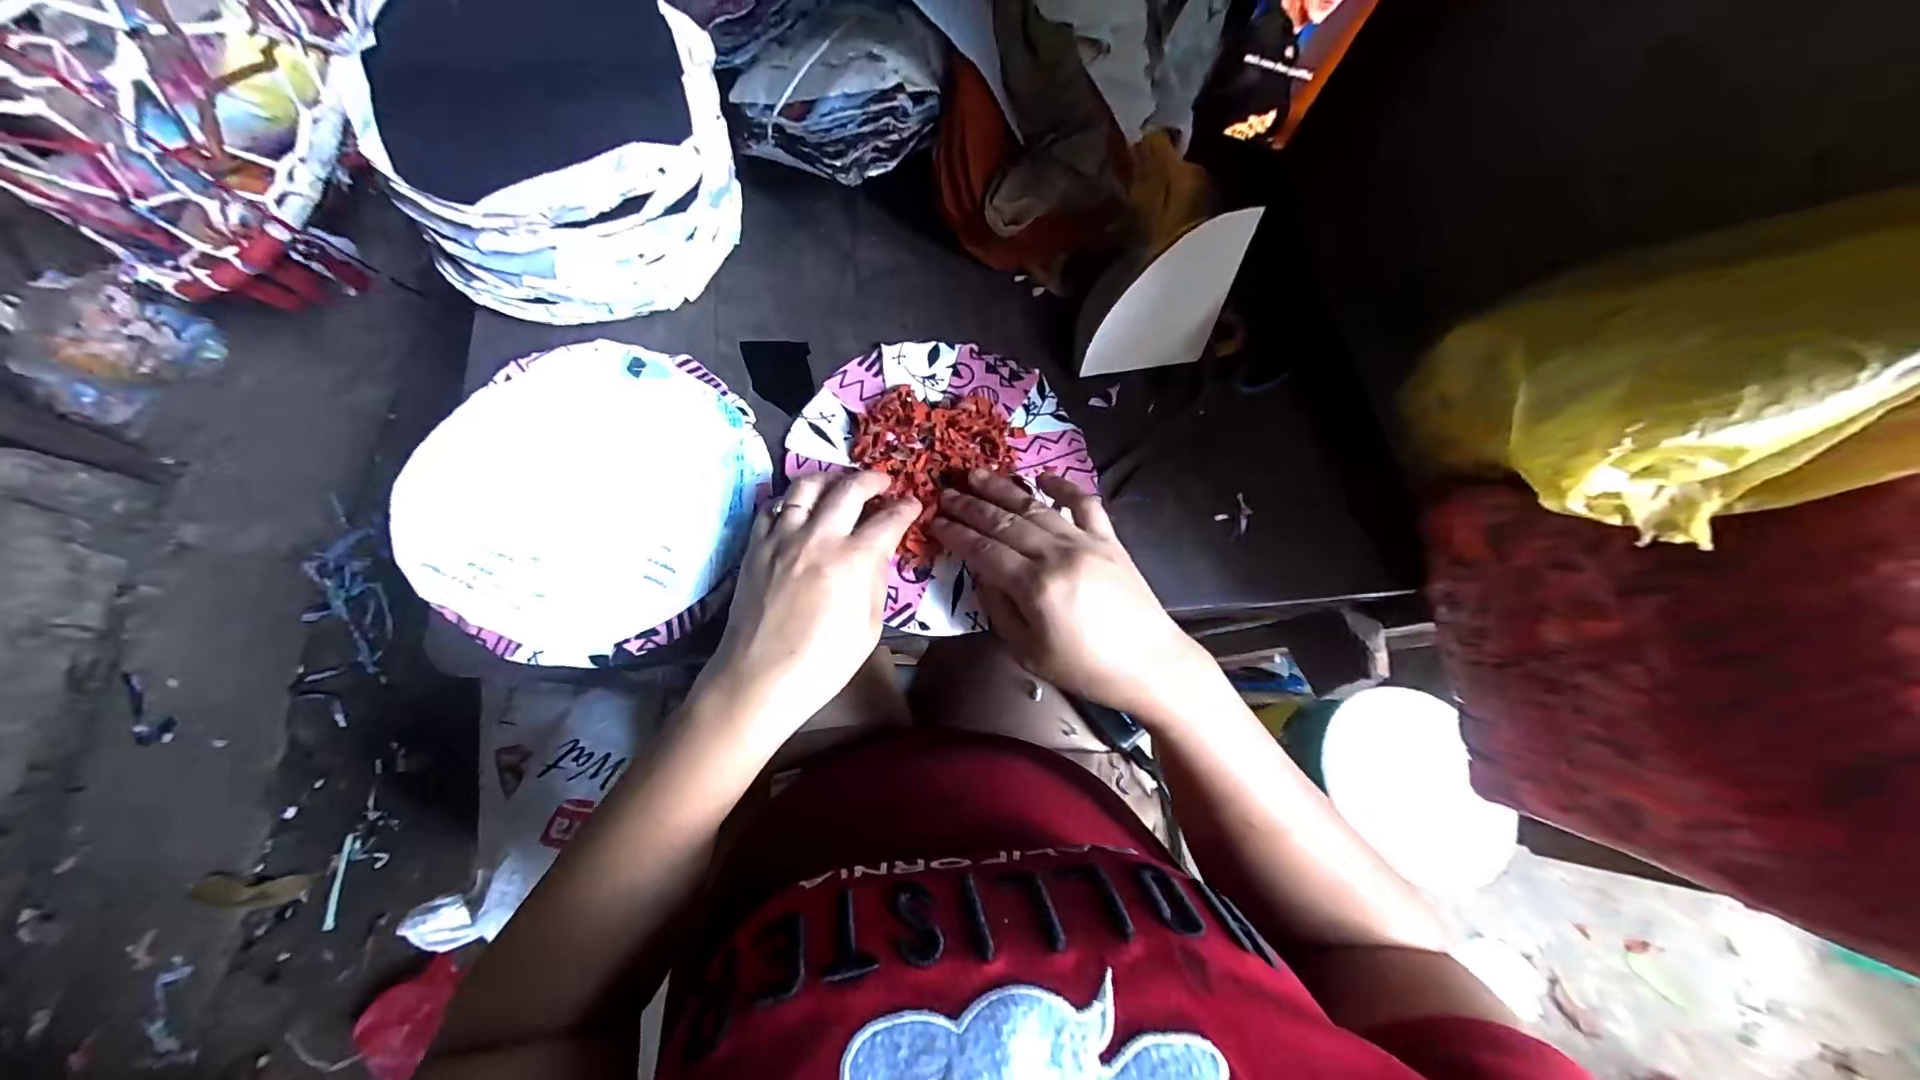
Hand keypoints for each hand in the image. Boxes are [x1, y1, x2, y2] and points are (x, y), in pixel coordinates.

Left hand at [700, 471, 917, 737]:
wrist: (761, 677)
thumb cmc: (823, 663)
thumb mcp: (869, 627)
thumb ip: (876, 581)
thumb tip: (876, 554)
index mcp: (853, 560)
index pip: (888, 520)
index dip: (905, 508)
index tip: (912, 504)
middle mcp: (819, 537)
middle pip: (849, 489)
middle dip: (872, 479)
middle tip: (882, 481)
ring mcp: (782, 538)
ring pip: (806, 486)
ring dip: (830, 477)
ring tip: (839, 481)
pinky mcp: (756, 546)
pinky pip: (773, 507)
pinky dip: (791, 500)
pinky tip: (799, 507)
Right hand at [929, 470, 1212, 717]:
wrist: (1151, 664)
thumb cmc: (1085, 668)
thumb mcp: (1028, 652)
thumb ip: (999, 608)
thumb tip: (981, 574)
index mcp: (1035, 586)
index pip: (983, 550)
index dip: (956, 534)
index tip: (934, 520)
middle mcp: (1058, 554)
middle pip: (1005, 522)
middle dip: (971, 506)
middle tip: (946, 492)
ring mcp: (1086, 542)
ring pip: (1037, 507)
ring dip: (1003, 489)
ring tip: (977, 475)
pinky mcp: (1110, 540)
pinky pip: (1085, 504)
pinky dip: (1063, 486)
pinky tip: (1043, 476)